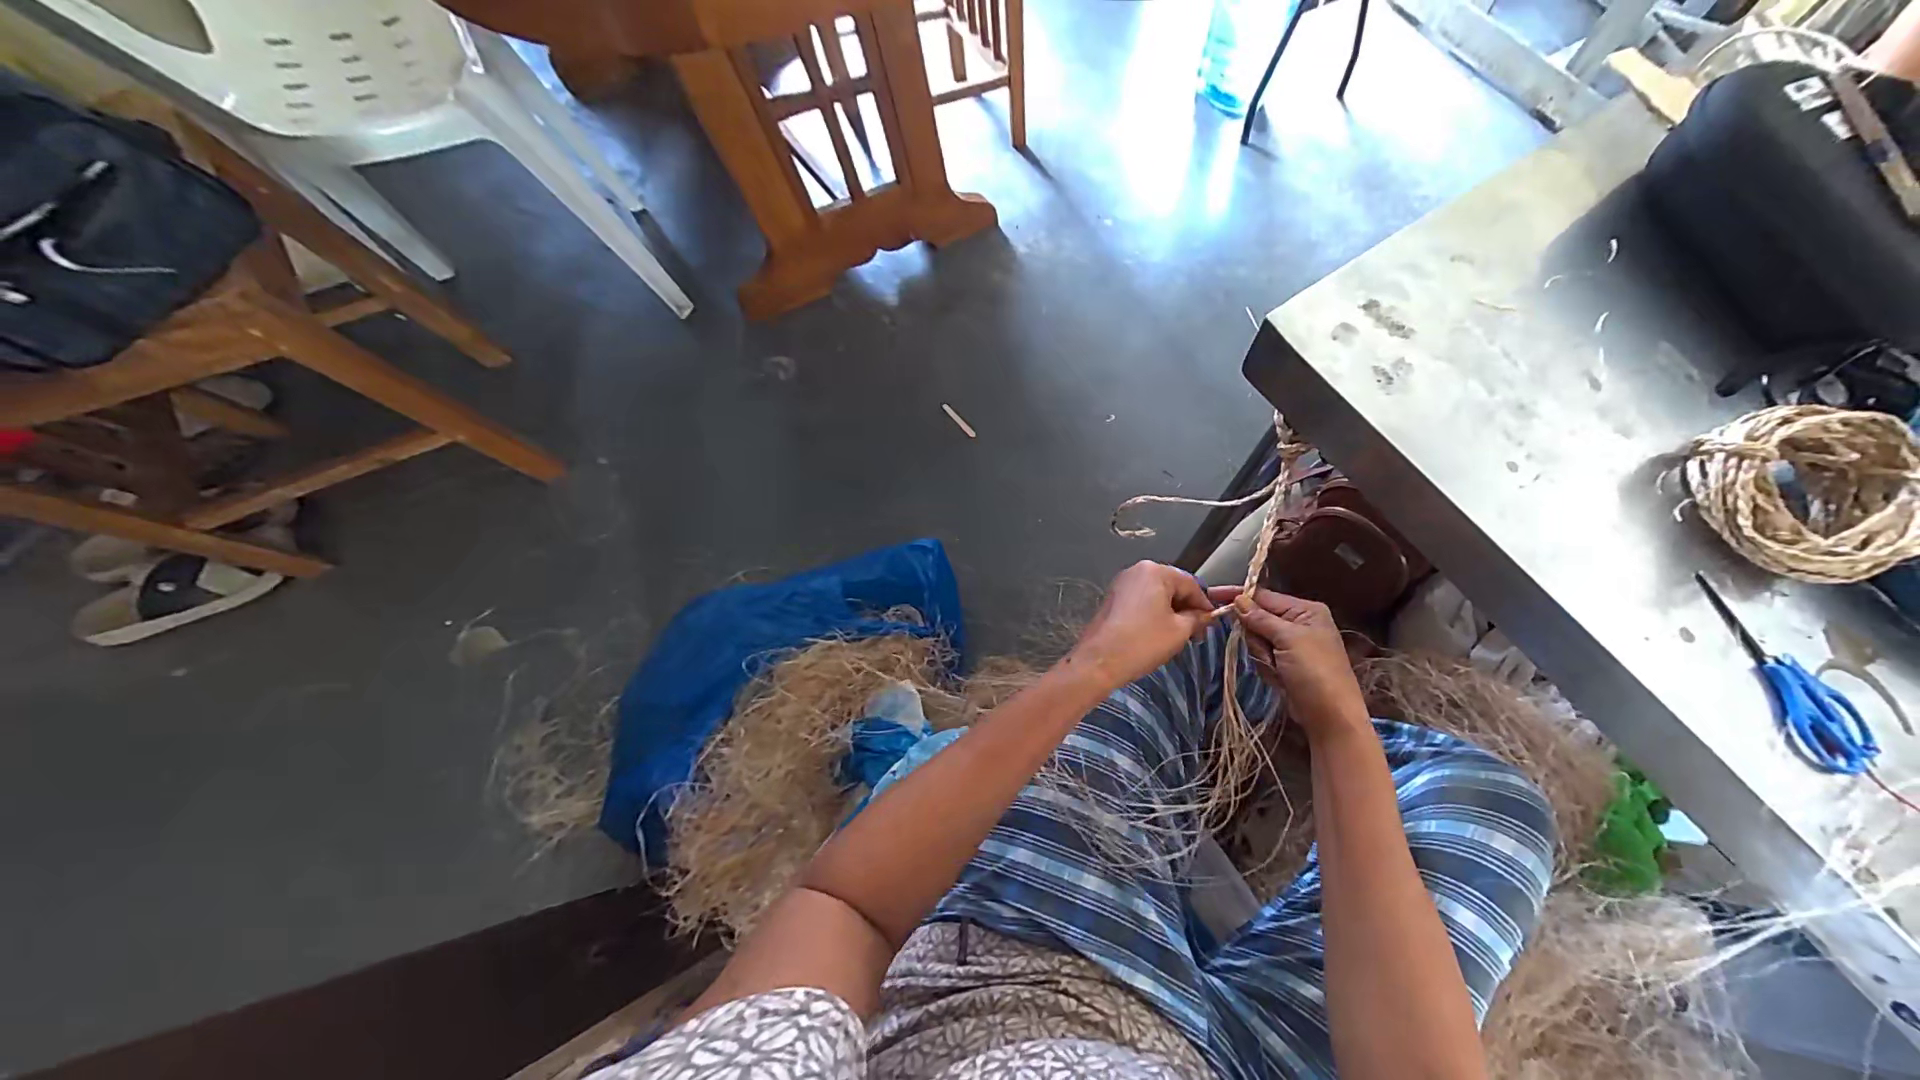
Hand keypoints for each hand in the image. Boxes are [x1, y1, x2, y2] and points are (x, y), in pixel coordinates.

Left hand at [1063, 561, 1219, 688]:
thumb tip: (1205, 615)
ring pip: (1157, 595)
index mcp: (1154, 571)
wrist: (1099, 661)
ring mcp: (1122, 584)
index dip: (1205, 605)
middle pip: (1173, 587)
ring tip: (1180, 636)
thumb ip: (1197, 618)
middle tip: (1197, 633)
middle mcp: (1136, 571)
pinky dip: (1154, 614)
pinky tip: (1160, 634)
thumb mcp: (1179, 630)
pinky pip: (1142, 602)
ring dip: (1172, 613)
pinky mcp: (1113, 599)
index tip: (1212, 624)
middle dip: (1187, 608)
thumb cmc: (1142, 642)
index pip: (1191, 583)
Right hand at [1216, 587, 1369, 738]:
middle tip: (1269, 653)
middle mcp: (1298, 623)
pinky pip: (1260, 655)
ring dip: (1261, 654)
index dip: (1239, 595)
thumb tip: (1238, 599)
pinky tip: (1279, 676)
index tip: (1212, 594)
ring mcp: (1290, 644)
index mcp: (1305, 611)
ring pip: (1255, 639)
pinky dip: (1265, 666)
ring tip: (1278, 668)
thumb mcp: (1288, 639)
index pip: (1264, 596)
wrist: (1329, 716)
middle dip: (1256, 636)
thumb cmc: (1315, 672)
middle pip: (1256, 618)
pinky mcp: (1283, 662)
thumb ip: (1260, 618)